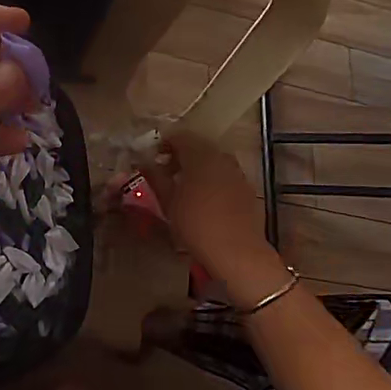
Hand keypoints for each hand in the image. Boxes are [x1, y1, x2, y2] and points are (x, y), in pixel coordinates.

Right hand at [153, 132, 286, 299]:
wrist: (237, 252)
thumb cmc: (196, 223)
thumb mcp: (168, 201)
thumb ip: (155, 176)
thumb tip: (143, 162)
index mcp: (200, 155)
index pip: (179, 137)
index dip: (163, 144)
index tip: (152, 158)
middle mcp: (221, 157)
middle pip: (198, 147)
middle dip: (180, 156)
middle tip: (165, 172)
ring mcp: (237, 173)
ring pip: (213, 161)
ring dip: (196, 167)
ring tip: (183, 187)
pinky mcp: (247, 189)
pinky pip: (225, 175)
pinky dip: (211, 179)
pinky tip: (203, 199)